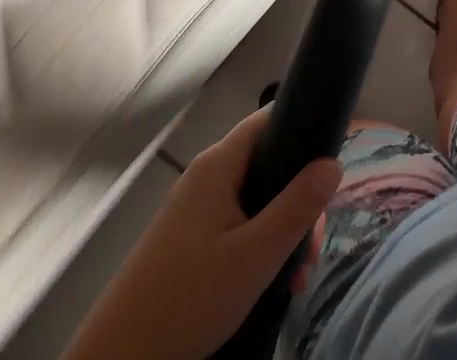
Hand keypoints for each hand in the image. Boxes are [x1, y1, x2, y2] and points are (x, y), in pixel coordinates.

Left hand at [65, 108, 341, 359]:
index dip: (305, 127)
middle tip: (313, 246)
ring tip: (298, 275)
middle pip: (271, 166)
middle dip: (301, 202)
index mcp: (218, 167)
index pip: (268, 119)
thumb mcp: (256, 255)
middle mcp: (207, 178)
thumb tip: (334, 163)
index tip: (334, 161)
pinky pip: (242, 225)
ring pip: (260, 201)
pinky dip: (264, 246)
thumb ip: (297, 206)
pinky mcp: (194, 238)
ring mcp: (198, 209)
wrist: (121, 355)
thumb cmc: (190, 297)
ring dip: (286, 232)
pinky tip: (276, 281)